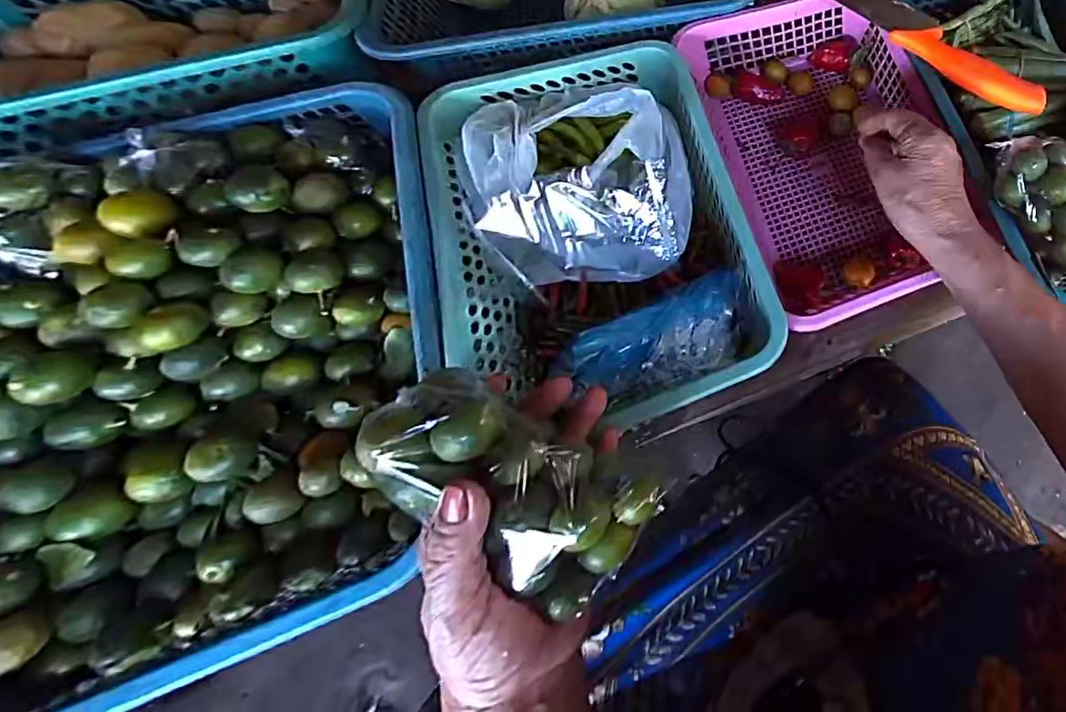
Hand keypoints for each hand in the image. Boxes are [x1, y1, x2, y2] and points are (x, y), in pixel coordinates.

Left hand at [419, 378, 617, 711]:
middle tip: (564, 385)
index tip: (499, 383)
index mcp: (465, 517)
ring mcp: (542, 518)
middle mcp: (503, 508)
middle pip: (524, 448)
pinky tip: (614, 443)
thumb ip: (451, 551)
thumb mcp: (453, 603)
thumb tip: (462, 488)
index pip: (471, 453)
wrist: (527, 689)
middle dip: (543, 413)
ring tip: (595, 400)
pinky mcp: (575, 533)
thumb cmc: (475, 649)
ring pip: (559, 462)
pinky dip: (604, 465)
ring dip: (577, 430)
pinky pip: (591, 491)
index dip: (483, 415)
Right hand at [854, 107, 984, 256]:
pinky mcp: (944, 170)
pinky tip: (889, 162)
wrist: (946, 237)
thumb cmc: (912, 204)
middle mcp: (940, 139)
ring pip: (914, 138)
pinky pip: (920, 151)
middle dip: (883, 127)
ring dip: (892, 140)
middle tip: (860, 136)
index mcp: (926, 136)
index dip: (873, 119)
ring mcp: (945, 155)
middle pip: (907, 123)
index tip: (855, 128)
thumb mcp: (884, 175)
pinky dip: (902, 151)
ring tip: (871, 149)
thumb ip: (873, 151)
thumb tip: (868, 140)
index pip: (896, 116)